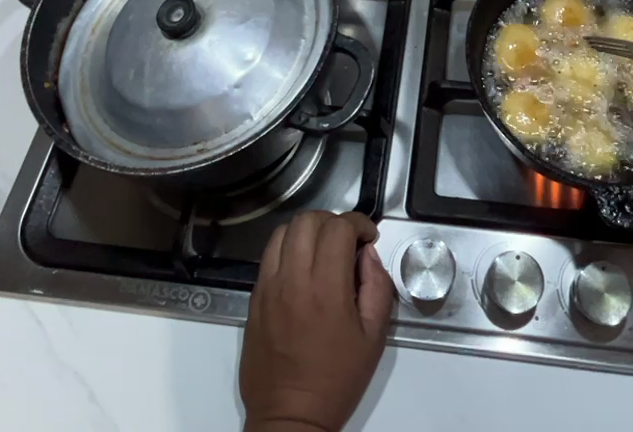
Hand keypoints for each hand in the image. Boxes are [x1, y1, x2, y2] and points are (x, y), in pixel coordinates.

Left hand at [240, 211, 393, 431]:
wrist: (289, 416)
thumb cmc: (337, 379)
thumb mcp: (374, 337)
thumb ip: (377, 287)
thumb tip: (367, 254)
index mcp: (326, 290)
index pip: (338, 228)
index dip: (358, 223)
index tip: (368, 237)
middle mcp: (293, 280)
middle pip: (307, 221)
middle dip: (333, 221)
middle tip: (347, 241)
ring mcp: (268, 288)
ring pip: (283, 231)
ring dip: (307, 230)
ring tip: (322, 248)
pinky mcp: (254, 298)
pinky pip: (268, 255)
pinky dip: (287, 248)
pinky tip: (301, 266)